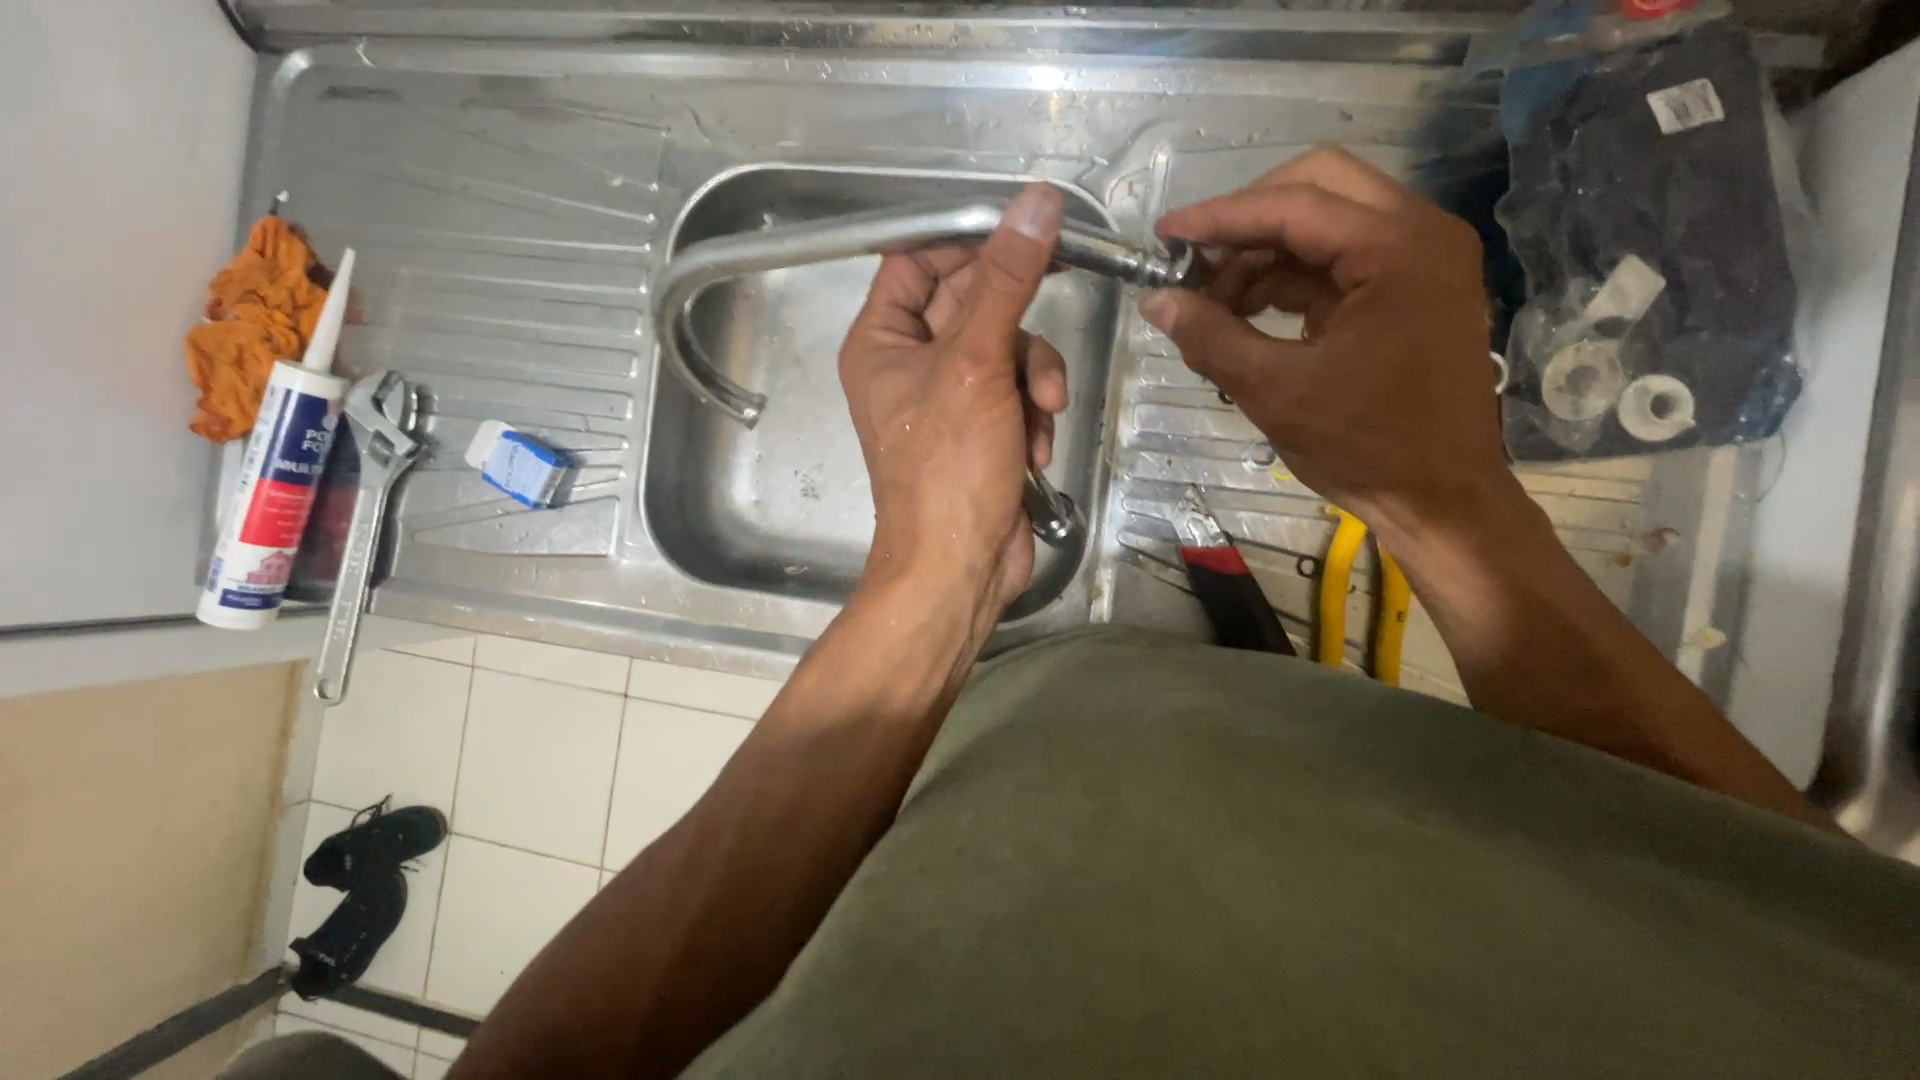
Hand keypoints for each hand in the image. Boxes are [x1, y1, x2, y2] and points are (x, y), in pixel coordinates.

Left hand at [839, 183, 1068, 632]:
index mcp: (882, 340)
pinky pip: (1018, 391)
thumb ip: (1007, 281)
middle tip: (1066, 281)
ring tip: (1041, 411)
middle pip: (975, 300)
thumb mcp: (977, 364)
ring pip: (1007, 347)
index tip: (1026, 227)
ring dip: (1035, 374)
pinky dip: (1034, 412)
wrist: (960, 566)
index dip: (969, 240)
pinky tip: (1036, 445)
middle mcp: (910, 363)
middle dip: (1018, 321)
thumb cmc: (949, 467)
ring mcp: (950, 398)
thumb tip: (1037, 202)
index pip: (918, 260)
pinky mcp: (984, 428)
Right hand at [1141, 146, 1517, 547]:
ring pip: (1326, 222)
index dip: (1220, 217)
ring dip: (1264, 252)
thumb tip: (1154, 301)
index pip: (1294, 204)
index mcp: (1398, 248)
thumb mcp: (1276, 391)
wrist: (1441, 499)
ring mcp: (1420, 260)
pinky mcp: (1409, 290)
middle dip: (1247, 220)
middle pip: (1317, 187)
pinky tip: (1245, 314)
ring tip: (1211, 303)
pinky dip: (1289, 279)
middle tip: (1194, 261)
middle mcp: (1420, 234)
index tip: (1165, 235)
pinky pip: (1338, 260)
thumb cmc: (1366, 446)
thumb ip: (1211, 337)